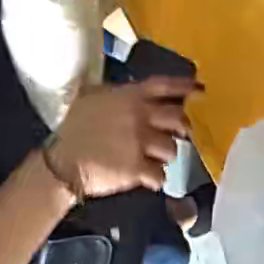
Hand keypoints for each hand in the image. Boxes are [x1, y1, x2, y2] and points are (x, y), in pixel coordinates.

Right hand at [47, 78, 197, 196]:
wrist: (63, 160)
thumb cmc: (74, 124)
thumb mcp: (93, 95)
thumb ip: (118, 93)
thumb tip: (134, 91)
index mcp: (130, 95)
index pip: (165, 85)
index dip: (185, 86)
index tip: (201, 89)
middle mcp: (140, 116)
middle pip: (178, 118)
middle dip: (181, 127)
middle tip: (176, 133)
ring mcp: (141, 143)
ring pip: (172, 149)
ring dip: (165, 154)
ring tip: (153, 157)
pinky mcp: (137, 169)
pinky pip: (160, 175)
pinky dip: (155, 178)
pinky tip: (145, 177)